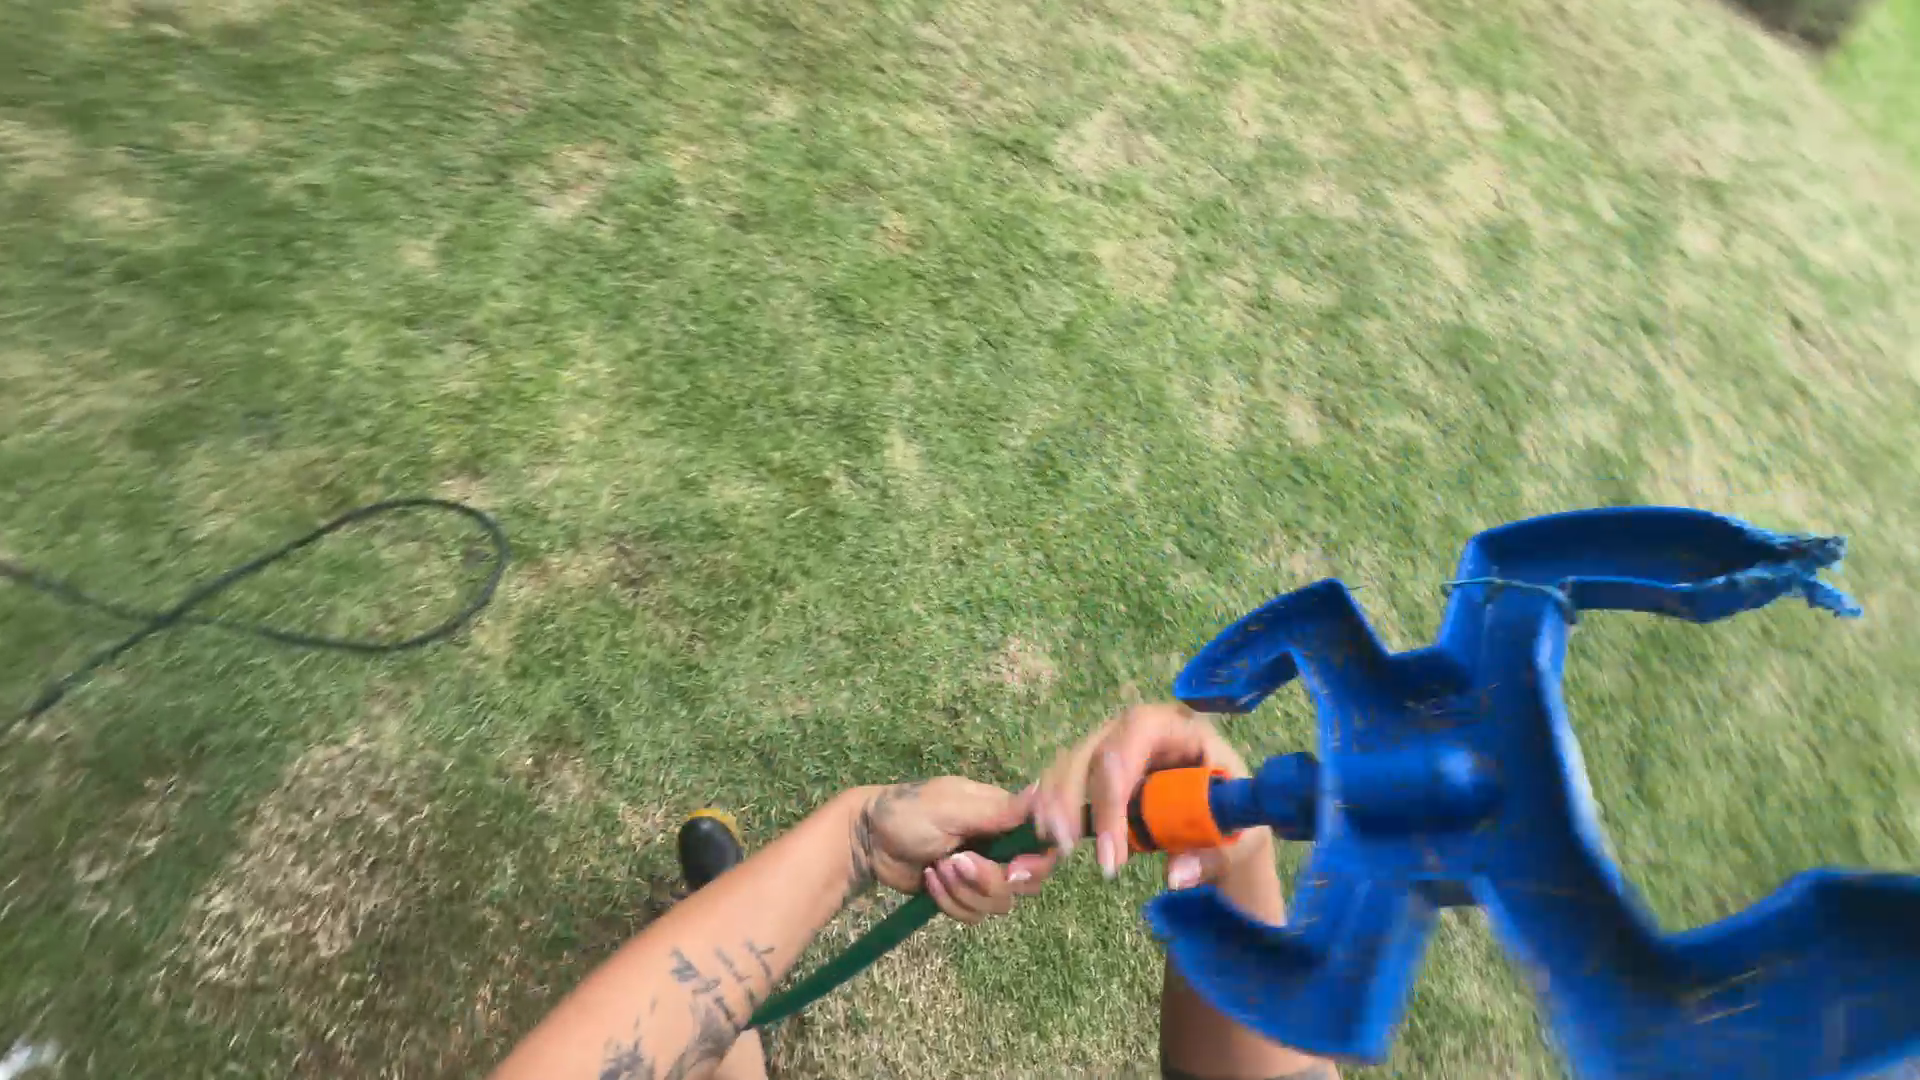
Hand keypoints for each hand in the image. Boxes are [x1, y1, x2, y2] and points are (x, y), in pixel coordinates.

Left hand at [847, 777, 1061, 924]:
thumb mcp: (952, 807)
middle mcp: (998, 845)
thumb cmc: (909, 811)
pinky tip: (929, 879)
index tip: (1013, 869)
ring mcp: (979, 872)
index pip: (1043, 842)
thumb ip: (999, 810)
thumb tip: (1042, 790)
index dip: (1037, 862)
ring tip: (938, 868)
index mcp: (1001, 816)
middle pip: (1026, 881)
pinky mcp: (961, 895)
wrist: (869, 839)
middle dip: (991, 880)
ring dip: (964, 891)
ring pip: (999, 903)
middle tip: (960, 864)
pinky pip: (974, 914)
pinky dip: (949, 901)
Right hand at [1032, 703, 1269, 889]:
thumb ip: (1211, 856)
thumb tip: (1174, 877)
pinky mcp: (1100, 763)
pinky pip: (1067, 773)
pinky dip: (1051, 798)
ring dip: (1057, 799)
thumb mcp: (1238, 836)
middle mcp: (1140, 726)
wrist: (1230, 817)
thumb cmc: (1238, 817)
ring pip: (1075, 759)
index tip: (1113, 852)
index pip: (1136, 736)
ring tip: (1053, 841)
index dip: (1117, 789)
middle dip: (1075, 796)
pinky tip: (1043, 826)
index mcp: (1179, 725)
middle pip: (1097, 748)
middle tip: (1068, 847)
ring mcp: (1117, 741)